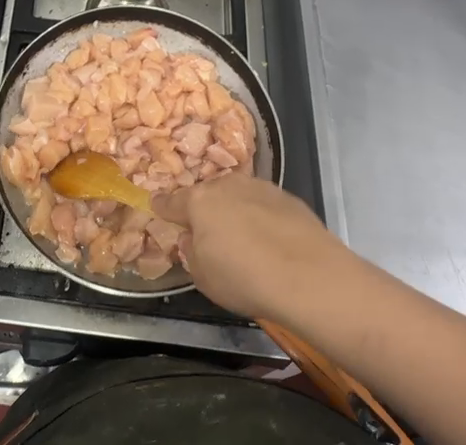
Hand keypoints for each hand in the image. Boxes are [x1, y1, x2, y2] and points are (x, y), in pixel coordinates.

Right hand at [152, 174, 348, 320]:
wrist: (310, 276)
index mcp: (199, 202)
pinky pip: (264, 205)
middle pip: (208, 196)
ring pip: (237, 196)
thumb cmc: (245, 278)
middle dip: (205, 210)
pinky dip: (262, 218)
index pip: (171, 202)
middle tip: (209, 234)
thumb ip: (191, 253)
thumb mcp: (203, 278)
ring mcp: (260, 188)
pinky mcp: (288, 198)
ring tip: (244, 240)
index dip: (162, 206)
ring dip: (235, 212)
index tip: (155, 205)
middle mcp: (227, 186)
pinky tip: (271, 241)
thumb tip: (192, 238)